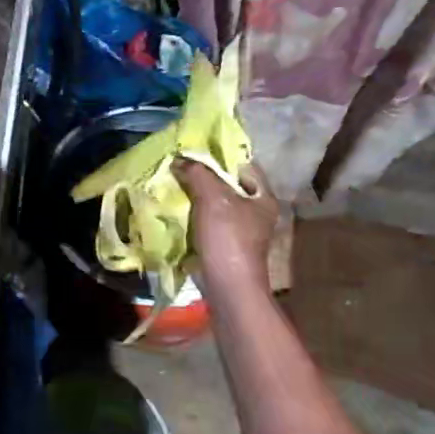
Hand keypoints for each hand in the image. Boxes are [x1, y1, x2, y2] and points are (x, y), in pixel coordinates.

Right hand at [175, 158, 280, 297]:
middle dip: (202, 174)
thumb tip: (179, 159)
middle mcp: (255, 211)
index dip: (220, 154)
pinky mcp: (222, 243)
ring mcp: (239, 229)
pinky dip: (191, 212)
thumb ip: (197, 173)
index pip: (243, 164)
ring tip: (171, 181)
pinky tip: (173, 206)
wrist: (227, 285)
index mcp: (263, 197)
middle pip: (227, 183)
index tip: (194, 148)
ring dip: (194, 193)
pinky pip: (204, 219)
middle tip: (178, 164)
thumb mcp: (213, 197)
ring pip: (213, 201)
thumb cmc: (228, 237)